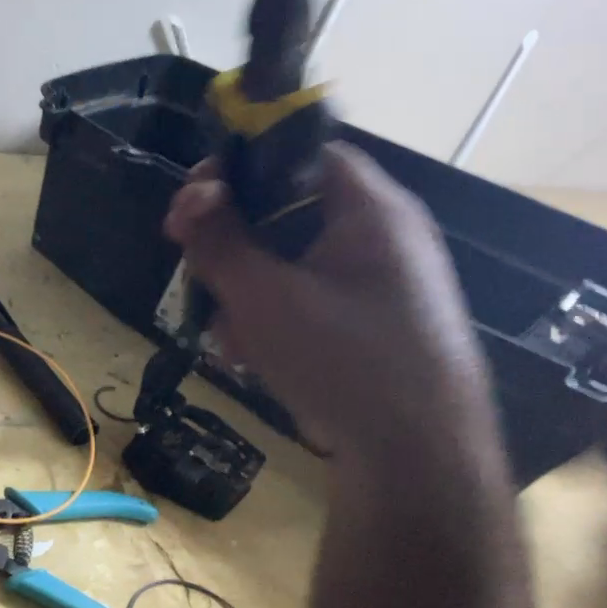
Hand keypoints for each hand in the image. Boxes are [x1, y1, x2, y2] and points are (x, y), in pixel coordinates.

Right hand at [162, 143, 493, 459]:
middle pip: (285, 208)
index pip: (299, 152)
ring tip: (228, 333)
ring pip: (287, 258)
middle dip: (230, 241)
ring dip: (243, 287)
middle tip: (193, 271)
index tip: (188, 204)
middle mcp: (381, 233)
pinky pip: (306, 295)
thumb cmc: (342, 360)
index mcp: (369, 209)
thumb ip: (219, 241)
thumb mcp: (262, 297)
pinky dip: (271, 315)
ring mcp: (379, 279)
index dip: (238, 168)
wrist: (417, 455)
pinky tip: (251, 354)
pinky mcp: (371, 319)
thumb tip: (193, 195)